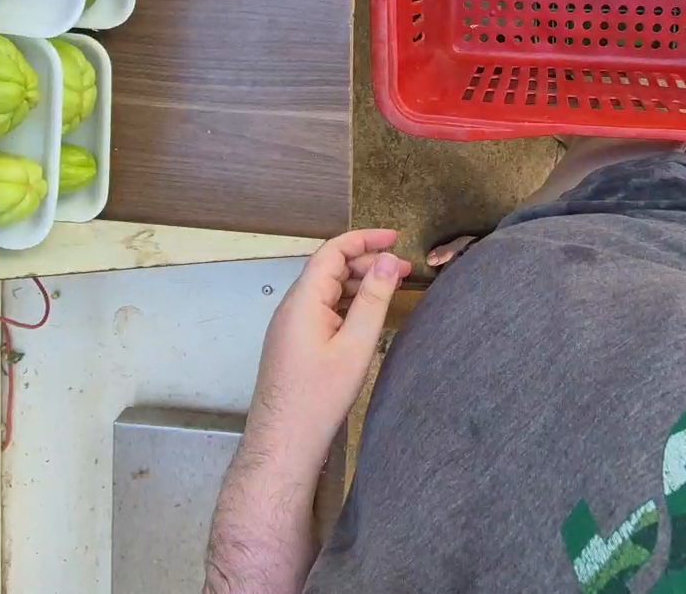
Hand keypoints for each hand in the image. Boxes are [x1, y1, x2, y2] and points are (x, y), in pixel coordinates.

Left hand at [241, 228, 407, 474]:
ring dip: (359, 283)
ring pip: (328, 289)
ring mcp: (291, 325)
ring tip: (392, 288)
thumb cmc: (318, 399)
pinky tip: (368, 314)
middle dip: (367, 262)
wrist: (282, 446)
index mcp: (303, 300)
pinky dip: (348, 302)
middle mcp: (292, 306)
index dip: (365, 239)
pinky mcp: (294, 342)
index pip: (333, 251)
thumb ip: (373, 300)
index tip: (396, 238)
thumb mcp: (355, 346)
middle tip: (404, 270)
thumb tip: (388, 260)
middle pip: (331, 268)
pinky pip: (323, 308)